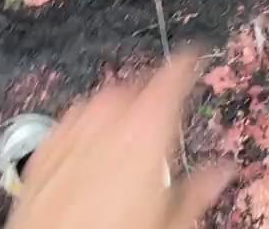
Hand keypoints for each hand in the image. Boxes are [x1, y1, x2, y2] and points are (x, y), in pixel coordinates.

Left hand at [6, 52, 234, 228]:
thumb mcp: (172, 221)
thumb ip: (199, 187)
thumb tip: (223, 170)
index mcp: (147, 126)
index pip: (174, 75)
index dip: (188, 62)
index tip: (194, 57)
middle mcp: (110, 116)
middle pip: (137, 86)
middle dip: (151, 96)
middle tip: (162, 120)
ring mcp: (74, 127)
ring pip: (103, 101)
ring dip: (118, 110)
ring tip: (128, 141)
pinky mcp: (45, 146)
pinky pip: (73, 120)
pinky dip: (87, 127)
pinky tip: (92, 152)